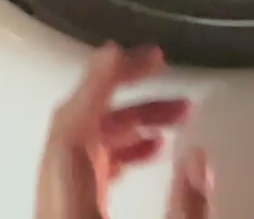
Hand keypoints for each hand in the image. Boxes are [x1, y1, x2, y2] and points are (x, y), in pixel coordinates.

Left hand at [35, 44, 212, 218]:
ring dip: (128, 120)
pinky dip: (118, 148)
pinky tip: (152, 149)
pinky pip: (88, 170)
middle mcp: (54, 200)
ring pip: (85, 146)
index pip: (72, 125)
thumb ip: (183, 205)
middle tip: (156, 62)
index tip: (120, 52)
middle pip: (78, 125)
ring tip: (176, 112)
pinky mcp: (68, 215)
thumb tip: (199, 158)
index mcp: (65, 201)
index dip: (96, 82)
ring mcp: (58, 207)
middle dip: (121, 88)